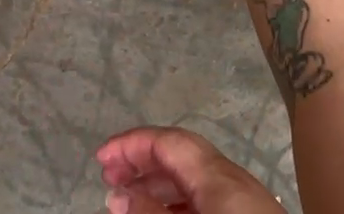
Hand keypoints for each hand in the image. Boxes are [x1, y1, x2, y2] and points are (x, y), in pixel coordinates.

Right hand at [96, 127, 284, 213]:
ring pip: (192, 176)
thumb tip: (118, 195)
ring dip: (157, 183)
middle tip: (109, 176)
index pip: (167, 141)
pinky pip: (205, 197)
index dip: (131, 144)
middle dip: (142, 159)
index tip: (101, 158)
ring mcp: (243, 198)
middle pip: (180, 153)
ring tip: (128, 200)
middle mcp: (230, 178)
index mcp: (216, 175)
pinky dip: (177, 201)